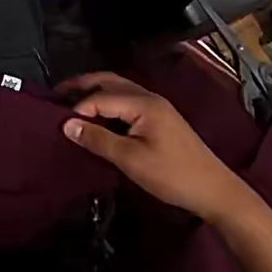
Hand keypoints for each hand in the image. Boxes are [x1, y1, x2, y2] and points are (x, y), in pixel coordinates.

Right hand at [60, 72, 260, 224]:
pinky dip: (108, 103)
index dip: (78, 108)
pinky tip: (98, 117)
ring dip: (96, 92)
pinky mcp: (160, 119)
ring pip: (120, 90)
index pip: (101, 97)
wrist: (214, 190)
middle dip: (83, 85)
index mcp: (144, 104)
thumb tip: (68, 125)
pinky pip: (128, 102)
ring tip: (72, 102)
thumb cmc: (172, 175)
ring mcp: (157, 107)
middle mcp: (150, 98)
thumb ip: (98, 140)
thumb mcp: (130, 159)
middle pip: (110, 82)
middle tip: (57, 92)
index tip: (59, 124)